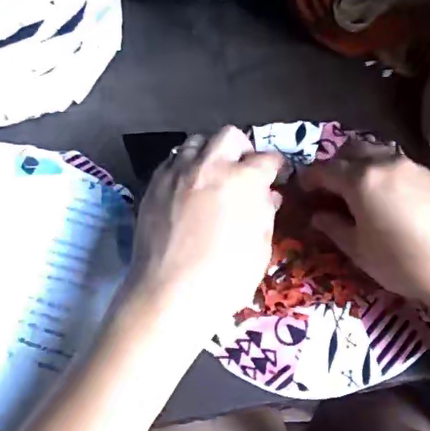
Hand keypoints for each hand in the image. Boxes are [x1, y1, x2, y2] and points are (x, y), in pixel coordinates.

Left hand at [120, 127, 285, 336]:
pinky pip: (172, 163)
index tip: (276, 176)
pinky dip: (185, 168)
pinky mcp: (153, 186)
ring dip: (210, 154)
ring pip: (196, 143)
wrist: (170, 294)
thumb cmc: (226, 277)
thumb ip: (265, 214)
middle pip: (229, 136)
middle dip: (242, 149)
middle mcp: (210, 166)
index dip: (276, 167)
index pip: (267, 159)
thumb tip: (268, 196)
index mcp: (243, 180)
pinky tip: (188, 189)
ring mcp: (177, 174)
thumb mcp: (260, 247)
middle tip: (243, 171)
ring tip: (212, 176)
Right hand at [298, 140, 429, 314]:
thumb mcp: (360, 251)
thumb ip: (335, 227)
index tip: (303, 190)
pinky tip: (387, 199)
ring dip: (361, 165)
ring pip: (377, 153)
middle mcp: (384, 163)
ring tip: (358, 193)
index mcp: (360, 179)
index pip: (324, 169)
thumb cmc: (402, 262)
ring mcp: (411, 166)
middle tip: (330, 190)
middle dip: (335, 164)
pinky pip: (398, 164)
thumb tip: (319, 215)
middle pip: (351, 150)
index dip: (309, 178)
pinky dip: (383, 172)